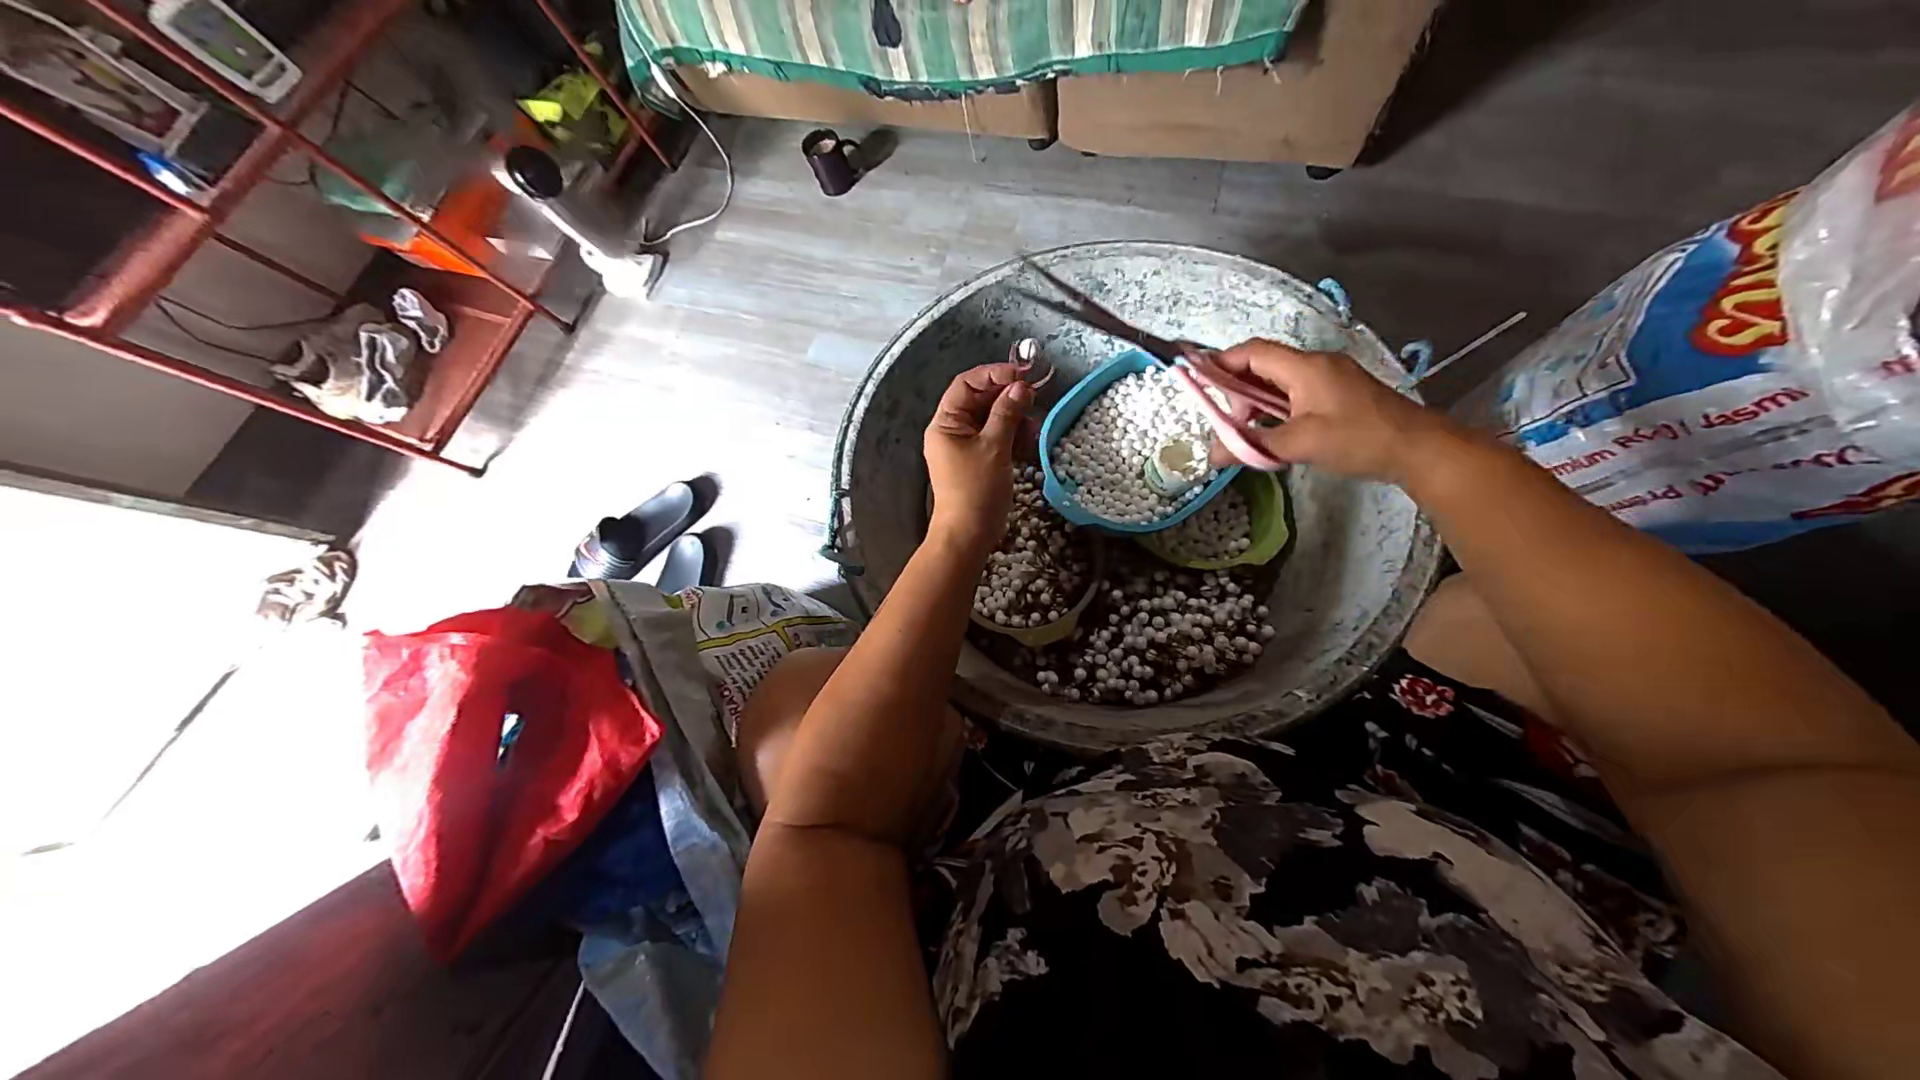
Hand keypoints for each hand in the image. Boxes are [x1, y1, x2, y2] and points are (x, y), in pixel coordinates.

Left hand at [924, 362, 1032, 553]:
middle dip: (1008, 397)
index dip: (994, 374)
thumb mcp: (994, 447)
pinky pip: (997, 438)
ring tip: (1034, 427)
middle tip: (1034, 398)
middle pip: (980, 400)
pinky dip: (1014, 436)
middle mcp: (952, 430)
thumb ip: (1007, 413)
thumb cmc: (976, 491)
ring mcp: (965, 446)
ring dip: (1015, 418)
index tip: (1022, 375)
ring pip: (992, 419)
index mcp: (945, 423)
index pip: (966, 384)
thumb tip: (1021, 386)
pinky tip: (1031, 441)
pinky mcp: (979, 460)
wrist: (968, 535)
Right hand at [1208, 340, 1461, 483]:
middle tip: (1226, 421)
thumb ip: (1253, 446)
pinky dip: (1274, 408)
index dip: (1221, 362)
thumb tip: (1213, 454)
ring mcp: (1328, 379)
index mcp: (1305, 367)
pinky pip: (1294, 393)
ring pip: (1277, 382)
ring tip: (1246, 430)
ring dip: (1255, 402)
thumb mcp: (1300, 444)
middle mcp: (1315, 365)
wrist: (1419, 449)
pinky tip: (1271, 431)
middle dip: (1236, 389)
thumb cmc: (1359, 439)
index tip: (1198, 381)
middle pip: (1262, 365)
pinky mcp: (1337, 394)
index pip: (1252, 352)